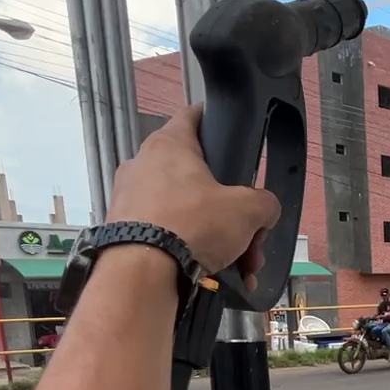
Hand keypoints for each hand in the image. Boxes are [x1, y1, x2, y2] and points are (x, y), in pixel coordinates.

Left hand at [105, 105, 280, 287]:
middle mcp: (144, 164)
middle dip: (233, 211)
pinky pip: (171, 233)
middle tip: (252, 236)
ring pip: (189, 211)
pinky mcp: (125, 228)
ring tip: (241, 265)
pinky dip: (194, 250)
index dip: (214, 120)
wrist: (143, 272)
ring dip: (220, 237)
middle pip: (200, 178)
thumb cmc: (194, 225)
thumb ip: (265, 203)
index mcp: (170, 146)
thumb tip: (264, 209)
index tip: (229, 132)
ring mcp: (131, 197)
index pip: (193, 116)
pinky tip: (216, 273)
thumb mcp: (249, 210)